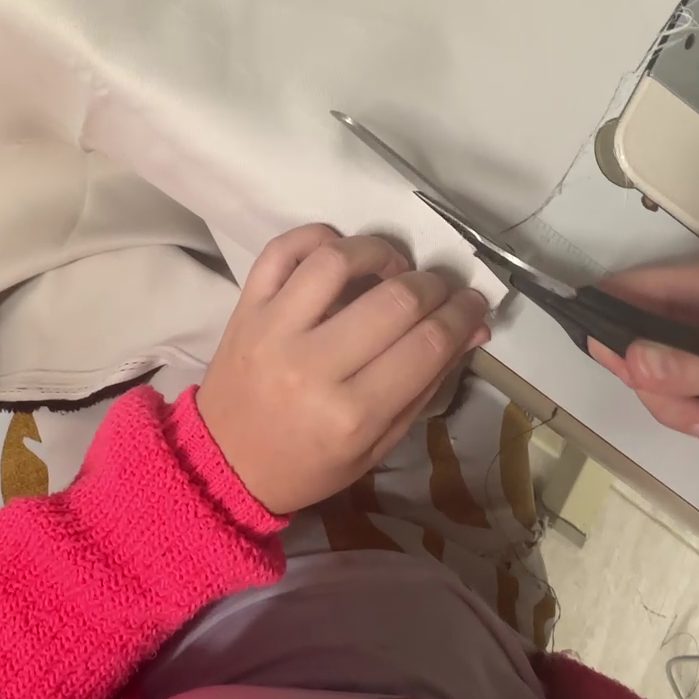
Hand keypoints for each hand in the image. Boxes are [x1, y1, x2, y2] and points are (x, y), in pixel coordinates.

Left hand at [197, 224, 491, 513]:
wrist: (225, 462)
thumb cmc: (309, 462)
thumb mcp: (377, 444)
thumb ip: (427, 385)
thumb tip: (472, 328)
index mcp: (352, 414)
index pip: (428, 343)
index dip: (463, 314)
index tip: (473, 303)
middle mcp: (312, 366)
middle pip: (394, 300)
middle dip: (433, 285)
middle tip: (439, 288)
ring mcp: (273, 330)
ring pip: (336, 262)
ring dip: (378, 250)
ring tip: (393, 265)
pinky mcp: (245, 307)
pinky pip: (281, 250)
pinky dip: (315, 236)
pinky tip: (339, 250)